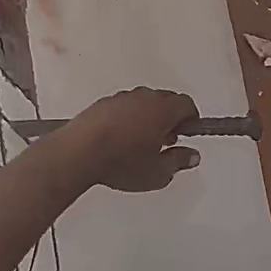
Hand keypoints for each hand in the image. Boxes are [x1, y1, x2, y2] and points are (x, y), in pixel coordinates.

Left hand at [65, 87, 201, 192]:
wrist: (78, 154)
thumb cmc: (121, 163)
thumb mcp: (158, 172)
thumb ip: (179, 161)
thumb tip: (192, 156)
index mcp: (163, 110)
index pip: (186, 104)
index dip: (191, 118)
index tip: (188, 132)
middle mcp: (143, 98)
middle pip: (166, 99)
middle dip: (171, 117)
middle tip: (167, 139)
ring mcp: (120, 99)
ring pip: (143, 102)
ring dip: (148, 116)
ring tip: (142, 141)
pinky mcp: (101, 104)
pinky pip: (123, 106)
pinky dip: (128, 117)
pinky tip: (121, 138)